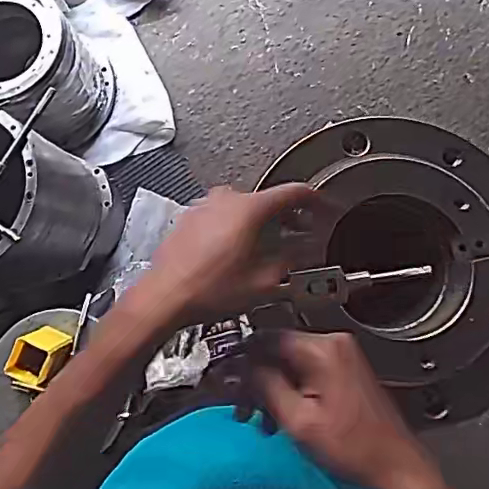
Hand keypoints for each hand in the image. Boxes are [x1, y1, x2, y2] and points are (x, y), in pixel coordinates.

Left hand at [117, 184, 323, 336]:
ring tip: (269, 246)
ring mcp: (205, 207)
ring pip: (243, 207)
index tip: (323, 208)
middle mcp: (225, 200)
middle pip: (267, 200)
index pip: (293, 192)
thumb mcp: (263, 281)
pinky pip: (222, 215)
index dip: (315, 200)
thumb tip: (304, 251)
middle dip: (288, 217)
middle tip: (301, 233)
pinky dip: (237, 226)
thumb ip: (291, 260)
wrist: (164, 297)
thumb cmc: (205, 290)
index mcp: (248, 208)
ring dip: (260, 222)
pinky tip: (239, 251)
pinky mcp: (191, 218)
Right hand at [247, 330, 440, 488]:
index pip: (265, 337)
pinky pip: (304, 370)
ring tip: (261, 419)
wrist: (397, 468)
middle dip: (255, 378)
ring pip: (288, 361)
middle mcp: (332, 342)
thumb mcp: (297, 420)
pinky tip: (281, 416)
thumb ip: (263, 386)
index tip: (224, 379)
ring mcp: (340, 354)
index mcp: (322, 348)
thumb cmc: (350, 447)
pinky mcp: (343, 368)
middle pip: (276, 349)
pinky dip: (289, 389)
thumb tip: (236, 368)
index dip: (240, 358)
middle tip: (241, 408)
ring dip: (270, 387)